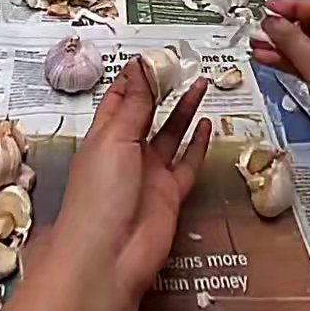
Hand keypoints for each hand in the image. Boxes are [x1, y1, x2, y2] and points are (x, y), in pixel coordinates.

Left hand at [48, 59, 211, 299]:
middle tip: (181, 65)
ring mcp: (149, 171)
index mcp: (104, 133)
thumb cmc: (102, 189)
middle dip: (160, 90)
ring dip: (183, 110)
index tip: (151, 56)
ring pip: (169, 134)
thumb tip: (140, 66)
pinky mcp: (171, 193)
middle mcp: (126, 149)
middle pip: (145, 112)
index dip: (133, 77)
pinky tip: (208, 125)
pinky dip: (197, 145)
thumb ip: (135, 105)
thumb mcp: (115, 138)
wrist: (110, 254)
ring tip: (201, 84)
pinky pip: (187, 163)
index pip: (119, 98)